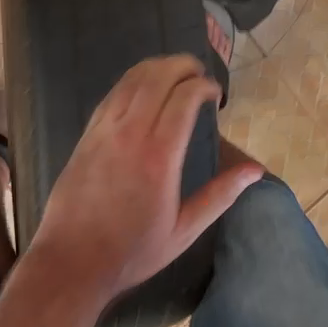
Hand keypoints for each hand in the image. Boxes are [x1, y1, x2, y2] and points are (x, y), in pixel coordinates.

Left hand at [27, 55, 263, 300]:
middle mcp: (132, 132)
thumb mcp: (183, 231)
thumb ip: (220, 195)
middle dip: (184, 66)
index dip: (204, 85)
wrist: (72, 260)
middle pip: (159, 76)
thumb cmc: (132, 250)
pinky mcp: (89, 131)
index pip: (185, 98)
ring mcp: (106, 128)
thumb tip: (255, 171)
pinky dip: (134, 79)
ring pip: (134, 78)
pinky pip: (114, 91)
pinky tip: (145, 85)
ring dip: (159, 66)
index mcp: (160, 156)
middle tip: (200, 73)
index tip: (216, 94)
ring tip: (177, 72)